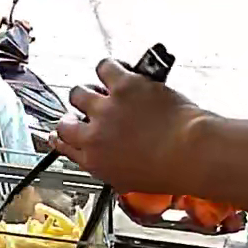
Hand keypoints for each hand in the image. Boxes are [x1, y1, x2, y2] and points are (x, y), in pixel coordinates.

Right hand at [51, 58, 211, 194]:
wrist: (188, 152)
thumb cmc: (166, 168)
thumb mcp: (125, 180)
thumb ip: (107, 165)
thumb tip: (105, 158)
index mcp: (93, 159)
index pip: (63, 145)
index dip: (59, 137)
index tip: (60, 133)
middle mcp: (93, 134)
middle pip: (65, 120)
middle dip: (73, 115)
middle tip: (86, 111)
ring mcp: (106, 109)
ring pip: (78, 92)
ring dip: (88, 91)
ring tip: (102, 90)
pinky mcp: (124, 86)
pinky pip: (104, 67)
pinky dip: (109, 67)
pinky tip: (117, 71)